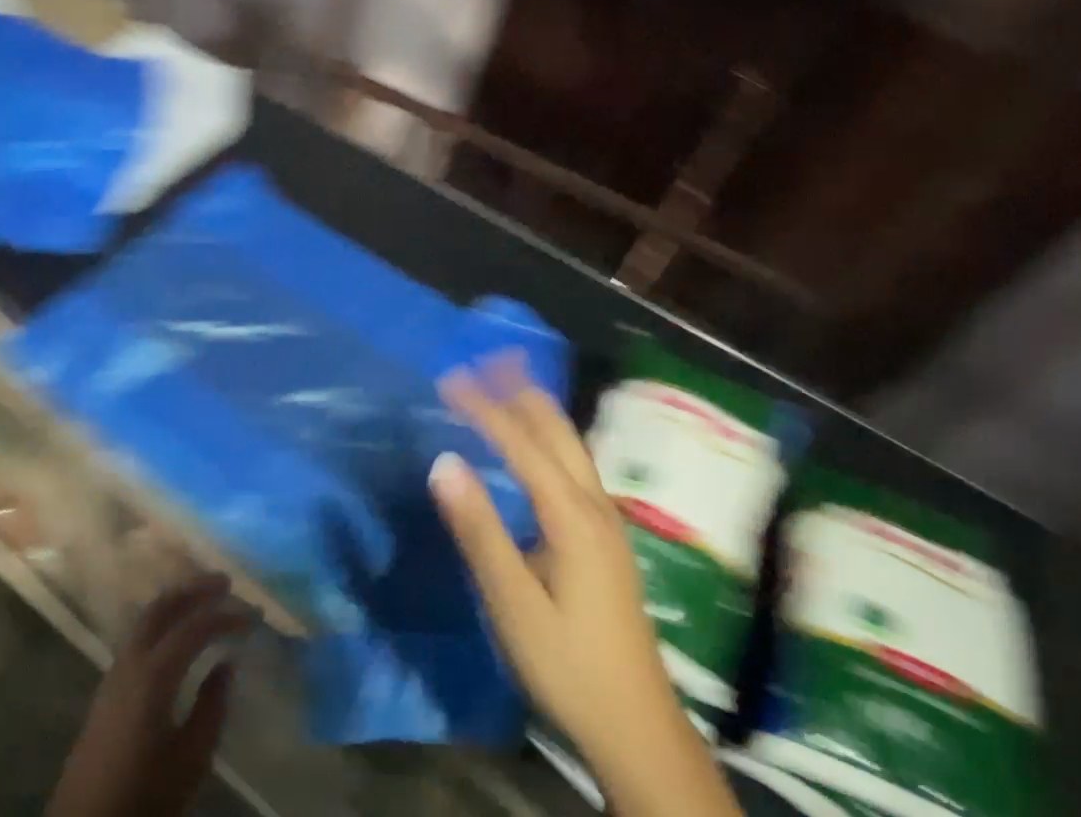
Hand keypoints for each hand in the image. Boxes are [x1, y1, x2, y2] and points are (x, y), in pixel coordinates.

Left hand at [46, 574, 249, 816]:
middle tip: (226, 582)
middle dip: (193, 589)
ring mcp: (114, 675)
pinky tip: (181, 635)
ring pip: (146, 620)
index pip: (194, 627)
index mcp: (152, 676)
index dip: (226, 615)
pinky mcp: (109, 690)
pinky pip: (139, 638)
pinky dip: (164, 623)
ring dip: (177, 603)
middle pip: (161, 608)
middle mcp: (129, 664)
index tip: (254, 614)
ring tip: (207, 600)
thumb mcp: (191, 758)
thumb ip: (212, 707)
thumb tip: (226, 665)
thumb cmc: (145, 795)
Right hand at [431, 354, 741, 816]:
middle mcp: (595, 508)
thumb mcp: (513, 602)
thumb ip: (480, 531)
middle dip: (520, 391)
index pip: (522, 444)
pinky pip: (574, 468)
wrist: (635, 723)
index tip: (449, 376)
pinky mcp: (604, 542)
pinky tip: (539, 448)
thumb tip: (445, 463)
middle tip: (485, 358)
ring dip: (538, 410)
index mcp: (572, 517)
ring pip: (572, 448)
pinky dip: (549, 439)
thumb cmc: (567, 664)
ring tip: (509, 383)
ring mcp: (606, 525)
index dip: (484, 407)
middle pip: (557, 433)